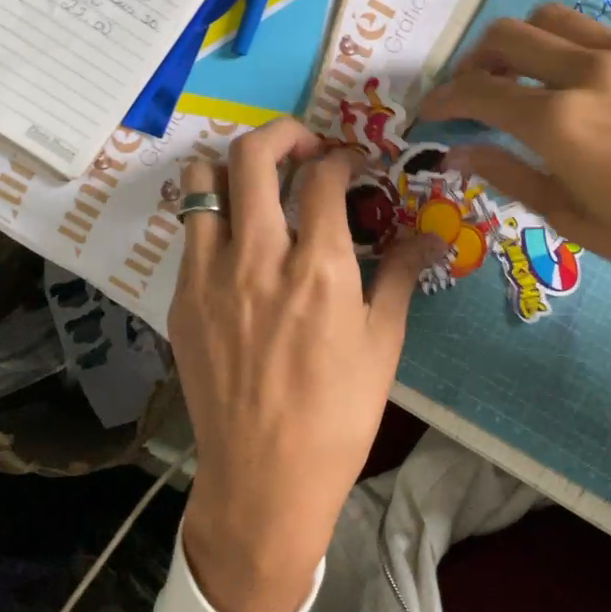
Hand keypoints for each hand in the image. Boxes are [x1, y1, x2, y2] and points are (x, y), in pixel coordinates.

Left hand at [168, 118, 438, 611]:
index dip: (341, 156)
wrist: (265, 479)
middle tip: (303, 147)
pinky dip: (214, 218)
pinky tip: (237, 245)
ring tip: (258, 186)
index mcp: (318, 267)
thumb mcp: (383, 344)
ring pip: (201, 182)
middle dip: (282, 133)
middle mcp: (257, 257)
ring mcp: (209, 276)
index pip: (323, 176)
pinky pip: (190, 234)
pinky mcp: (181, 300)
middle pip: (252, 155)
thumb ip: (399, 275)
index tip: (350, 165)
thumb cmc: (338, 415)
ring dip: (232, 168)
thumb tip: (429, 238)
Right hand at [418, 4, 610, 394]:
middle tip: (472, 91)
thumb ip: (512, 174)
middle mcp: (590, 71)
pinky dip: (573, 49)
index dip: (443, 97)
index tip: (430, 110)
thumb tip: (460, 151)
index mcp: (560, 121)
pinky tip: (586, 89)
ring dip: (523, 42)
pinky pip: (601, 34)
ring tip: (524, 79)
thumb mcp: (576, 220)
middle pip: (507, 36)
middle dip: (475, 59)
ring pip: (554, 19)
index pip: (478, 90)